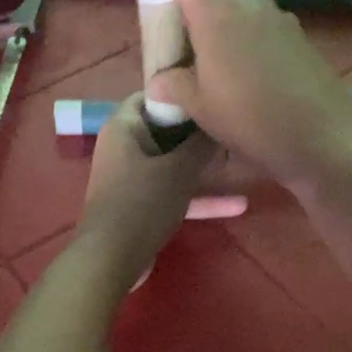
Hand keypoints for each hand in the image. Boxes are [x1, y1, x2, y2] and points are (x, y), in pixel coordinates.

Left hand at [75, 94, 215, 287]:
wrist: (111, 259)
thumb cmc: (142, 203)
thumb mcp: (179, 171)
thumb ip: (202, 145)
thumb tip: (219, 122)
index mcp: (123, 127)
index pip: (153, 95)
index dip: (182, 92)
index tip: (212, 95)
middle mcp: (123, 146)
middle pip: (165, 130)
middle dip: (198, 133)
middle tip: (232, 129)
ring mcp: (130, 178)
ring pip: (171, 163)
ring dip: (202, 167)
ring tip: (241, 164)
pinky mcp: (138, 205)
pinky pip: (170, 191)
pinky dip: (196, 196)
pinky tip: (234, 205)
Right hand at [139, 0, 351, 187]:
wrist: (326, 139)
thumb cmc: (254, 120)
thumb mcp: (201, 108)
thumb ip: (174, 85)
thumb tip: (161, 81)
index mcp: (217, 10)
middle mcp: (248, 2)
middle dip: (186, 12)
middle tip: (176, 52)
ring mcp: (277, 18)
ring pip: (233, 10)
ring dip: (215, 31)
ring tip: (209, 74)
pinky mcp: (297, 37)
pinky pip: (256, 28)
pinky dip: (239, 43)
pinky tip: (243, 84)